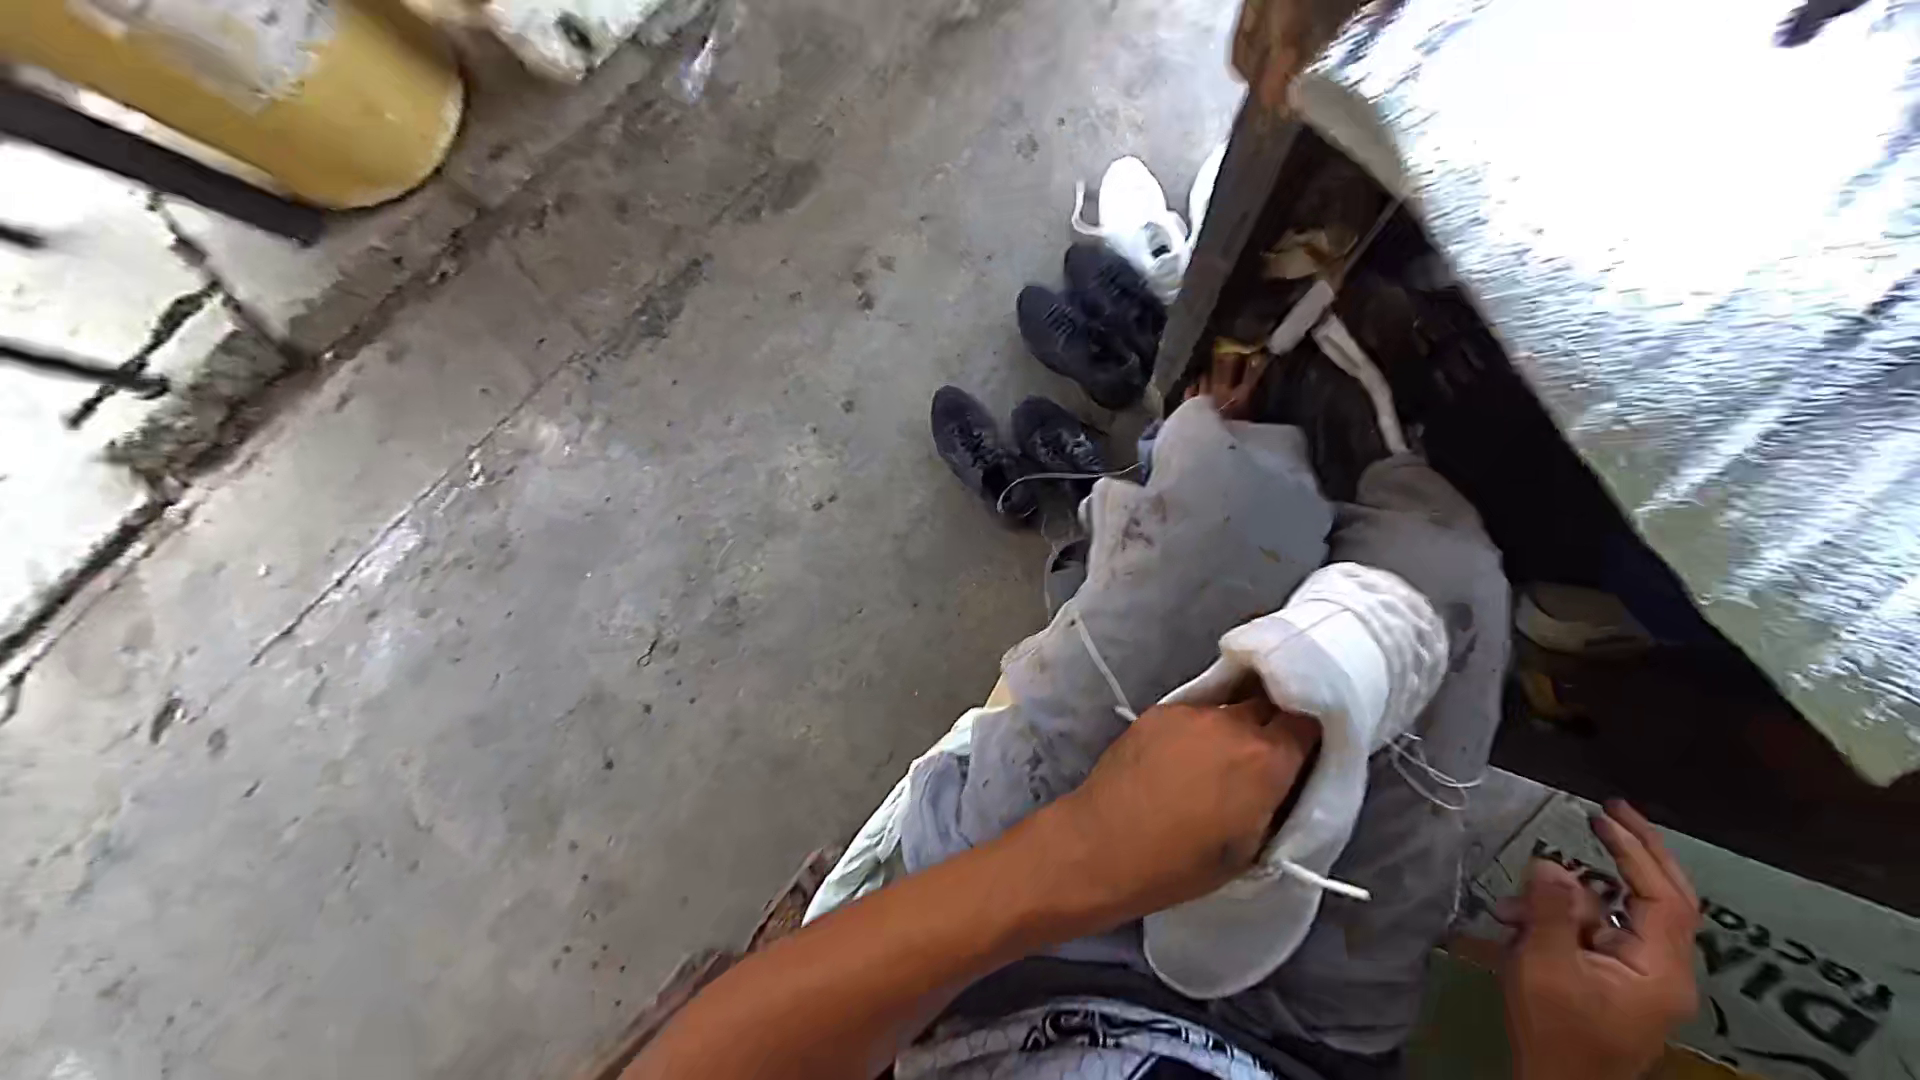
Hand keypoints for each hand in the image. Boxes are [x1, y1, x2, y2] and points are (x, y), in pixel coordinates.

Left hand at [1033, 697, 1318, 928]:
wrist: (1106, 842)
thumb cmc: (1184, 862)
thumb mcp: (1253, 845)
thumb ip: (1276, 798)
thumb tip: (1282, 777)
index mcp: (1267, 758)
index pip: (1306, 722)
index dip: (1307, 733)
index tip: (1303, 747)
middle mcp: (1231, 723)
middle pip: (1267, 703)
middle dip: (1272, 721)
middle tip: (1265, 749)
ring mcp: (1190, 712)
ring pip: (1227, 706)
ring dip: (1231, 725)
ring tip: (1217, 755)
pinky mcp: (1156, 711)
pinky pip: (1191, 712)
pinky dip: (1196, 728)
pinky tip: (1180, 754)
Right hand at [1500, 800, 1699, 1079]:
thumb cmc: (1555, 1028)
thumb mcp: (1543, 965)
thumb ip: (1550, 911)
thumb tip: (1551, 863)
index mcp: (1659, 968)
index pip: (1662, 897)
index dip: (1635, 852)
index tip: (1601, 815)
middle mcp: (1663, 968)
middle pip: (1661, 898)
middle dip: (1636, 852)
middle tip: (1608, 812)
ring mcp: (1641, 973)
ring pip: (1611, 912)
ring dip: (1562, 898)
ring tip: (1510, 910)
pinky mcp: (1616, 977)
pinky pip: (1592, 929)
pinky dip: (1556, 917)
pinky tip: (1516, 922)